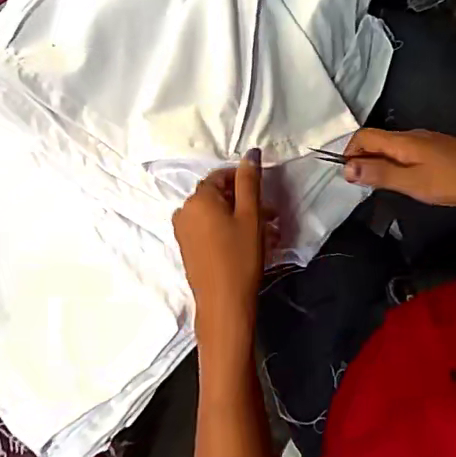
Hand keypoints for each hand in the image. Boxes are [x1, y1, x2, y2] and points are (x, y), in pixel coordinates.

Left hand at [174, 150, 267, 320]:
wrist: (223, 303)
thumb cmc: (240, 257)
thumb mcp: (250, 216)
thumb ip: (249, 181)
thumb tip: (251, 153)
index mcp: (197, 199)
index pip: (221, 176)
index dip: (244, 180)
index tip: (265, 193)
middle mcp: (184, 211)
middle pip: (218, 196)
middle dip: (246, 202)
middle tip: (272, 216)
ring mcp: (183, 232)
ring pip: (216, 215)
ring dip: (241, 218)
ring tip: (267, 234)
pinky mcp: (188, 249)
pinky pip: (209, 230)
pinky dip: (229, 231)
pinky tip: (251, 245)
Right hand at [342, 128, 455, 205]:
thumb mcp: (414, 182)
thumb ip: (380, 174)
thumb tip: (346, 167)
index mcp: (402, 141)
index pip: (363, 136)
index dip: (349, 152)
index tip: (346, 176)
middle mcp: (411, 136)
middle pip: (376, 140)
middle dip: (361, 158)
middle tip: (359, 185)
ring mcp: (427, 142)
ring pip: (391, 147)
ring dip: (378, 163)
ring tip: (378, 186)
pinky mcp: (439, 151)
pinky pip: (406, 153)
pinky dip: (395, 165)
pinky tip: (404, 182)